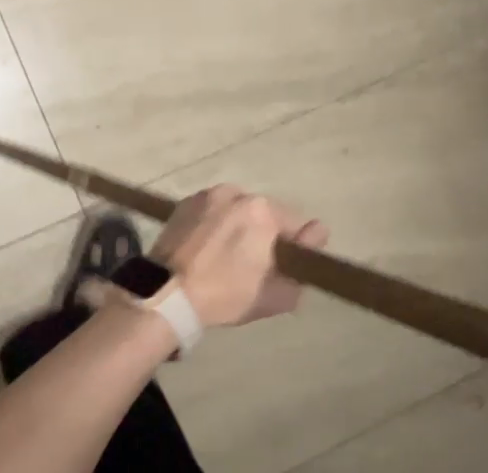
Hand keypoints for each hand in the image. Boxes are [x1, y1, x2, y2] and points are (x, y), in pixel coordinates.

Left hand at [148, 186, 326, 327]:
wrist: (169, 291)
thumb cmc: (227, 293)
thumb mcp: (277, 294)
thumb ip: (303, 264)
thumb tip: (319, 232)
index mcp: (260, 210)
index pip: (295, 223)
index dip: (297, 246)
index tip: (289, 266)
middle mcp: (232, 193)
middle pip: (263, 213)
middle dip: (266, 234)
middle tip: (259, 263)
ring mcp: (204, 196)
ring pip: (235, 210)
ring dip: (240, 227)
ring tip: (231, 255)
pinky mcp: (182, 204)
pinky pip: (211, 212)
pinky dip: (216, 225)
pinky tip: (210, 248)